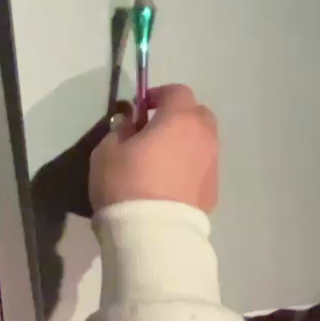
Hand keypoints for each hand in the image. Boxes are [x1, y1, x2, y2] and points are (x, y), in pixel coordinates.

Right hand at [89, 83, 218, 212]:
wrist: (151, 228)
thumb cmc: (124, 182)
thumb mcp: (106, 151)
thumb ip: (120, 131)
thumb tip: (130, 124)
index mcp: (179, 120)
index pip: (177, 92)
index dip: (158, 94)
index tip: (140, 107)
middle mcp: (204, 136)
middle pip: (197, 113)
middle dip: (177, 115)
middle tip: (152, 130)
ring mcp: (213, 162)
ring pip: (201, 140)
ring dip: (184, 141)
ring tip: (159, 158)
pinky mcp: (213, 187)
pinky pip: (201, 165)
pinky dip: (187, 164)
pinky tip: (167, 181)